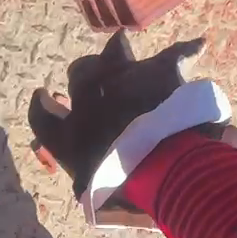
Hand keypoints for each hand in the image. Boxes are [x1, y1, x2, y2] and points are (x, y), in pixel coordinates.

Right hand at [28, 32, 204, 197]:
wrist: (164, 166)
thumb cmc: (125, 186)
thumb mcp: (95, 192)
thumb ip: (86, 183)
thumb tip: (82, 189)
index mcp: (69, 134)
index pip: (41, 115)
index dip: (40, 105)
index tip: (43, 97)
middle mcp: (90, 98)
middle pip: (79, 73)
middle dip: (82, 75)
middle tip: (88, 79)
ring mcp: (125, 78)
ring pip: (114, 52)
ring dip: (116, 54)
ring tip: (120, 46)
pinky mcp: (159, 70)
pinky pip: (176, 54)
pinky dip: (186, 51)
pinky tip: (196, 46)